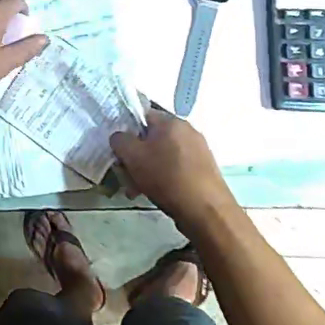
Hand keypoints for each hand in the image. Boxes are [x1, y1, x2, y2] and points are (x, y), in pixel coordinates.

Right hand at [110, 107, 238, 233]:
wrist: (205, 209)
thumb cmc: (166, 177)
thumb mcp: (133, 157)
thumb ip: (120, 140)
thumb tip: (120, 137)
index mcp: (171, 121)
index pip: (142, 115)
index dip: (127, 130)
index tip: (120, 150)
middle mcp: (187, 129)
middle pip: (153, 138)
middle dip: (137, 156)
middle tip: (127, 175)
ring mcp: (199, 149)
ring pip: (164, 155)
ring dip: (148, 170)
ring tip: (138, 190)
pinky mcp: (205, 168)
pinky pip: (177, 167)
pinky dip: (165, 177)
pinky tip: (158, 194)